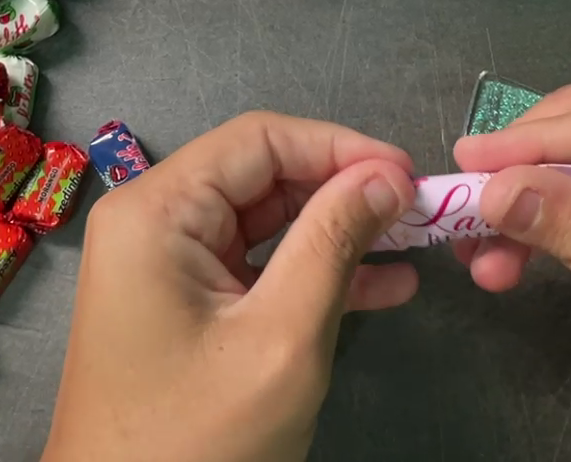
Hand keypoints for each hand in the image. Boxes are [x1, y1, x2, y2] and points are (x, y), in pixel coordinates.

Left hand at [44, 111, 417, 461]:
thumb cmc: (197, 444)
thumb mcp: (280, 340)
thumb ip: (334, 244)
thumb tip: (386, 176)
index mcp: (156, 208)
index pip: (259, 139)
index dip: (338, 145)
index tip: (406, 172)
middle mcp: (153, 217)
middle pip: (262, 173)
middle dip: (341, 188)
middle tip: (417, 208)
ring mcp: (166, 259)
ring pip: (266, 217)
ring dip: (336, 228)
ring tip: (411, 238)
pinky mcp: (184, 297)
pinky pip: (256, 262)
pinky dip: (312, 269)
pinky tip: (381, 283)